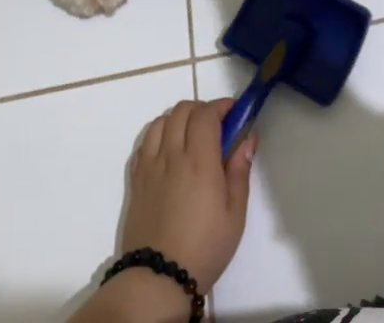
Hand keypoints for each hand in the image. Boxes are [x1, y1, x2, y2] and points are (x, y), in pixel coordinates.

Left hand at [121, 98, 256, 293]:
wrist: (158, 277)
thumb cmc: (205, 246)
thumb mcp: (235, 213)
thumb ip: (239, 171)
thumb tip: (247, 138)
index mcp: (199, 162)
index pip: (206, 114)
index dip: (221, 106)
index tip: (234, 112)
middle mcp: (171, 156)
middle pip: (181, 110)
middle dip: (201, 108)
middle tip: (217, 125)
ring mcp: (149, 166)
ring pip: (160, 121)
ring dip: (178, 118)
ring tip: (192, 136)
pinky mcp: (136, 180)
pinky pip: (144, 142)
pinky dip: (159, 134)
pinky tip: (169, 150)